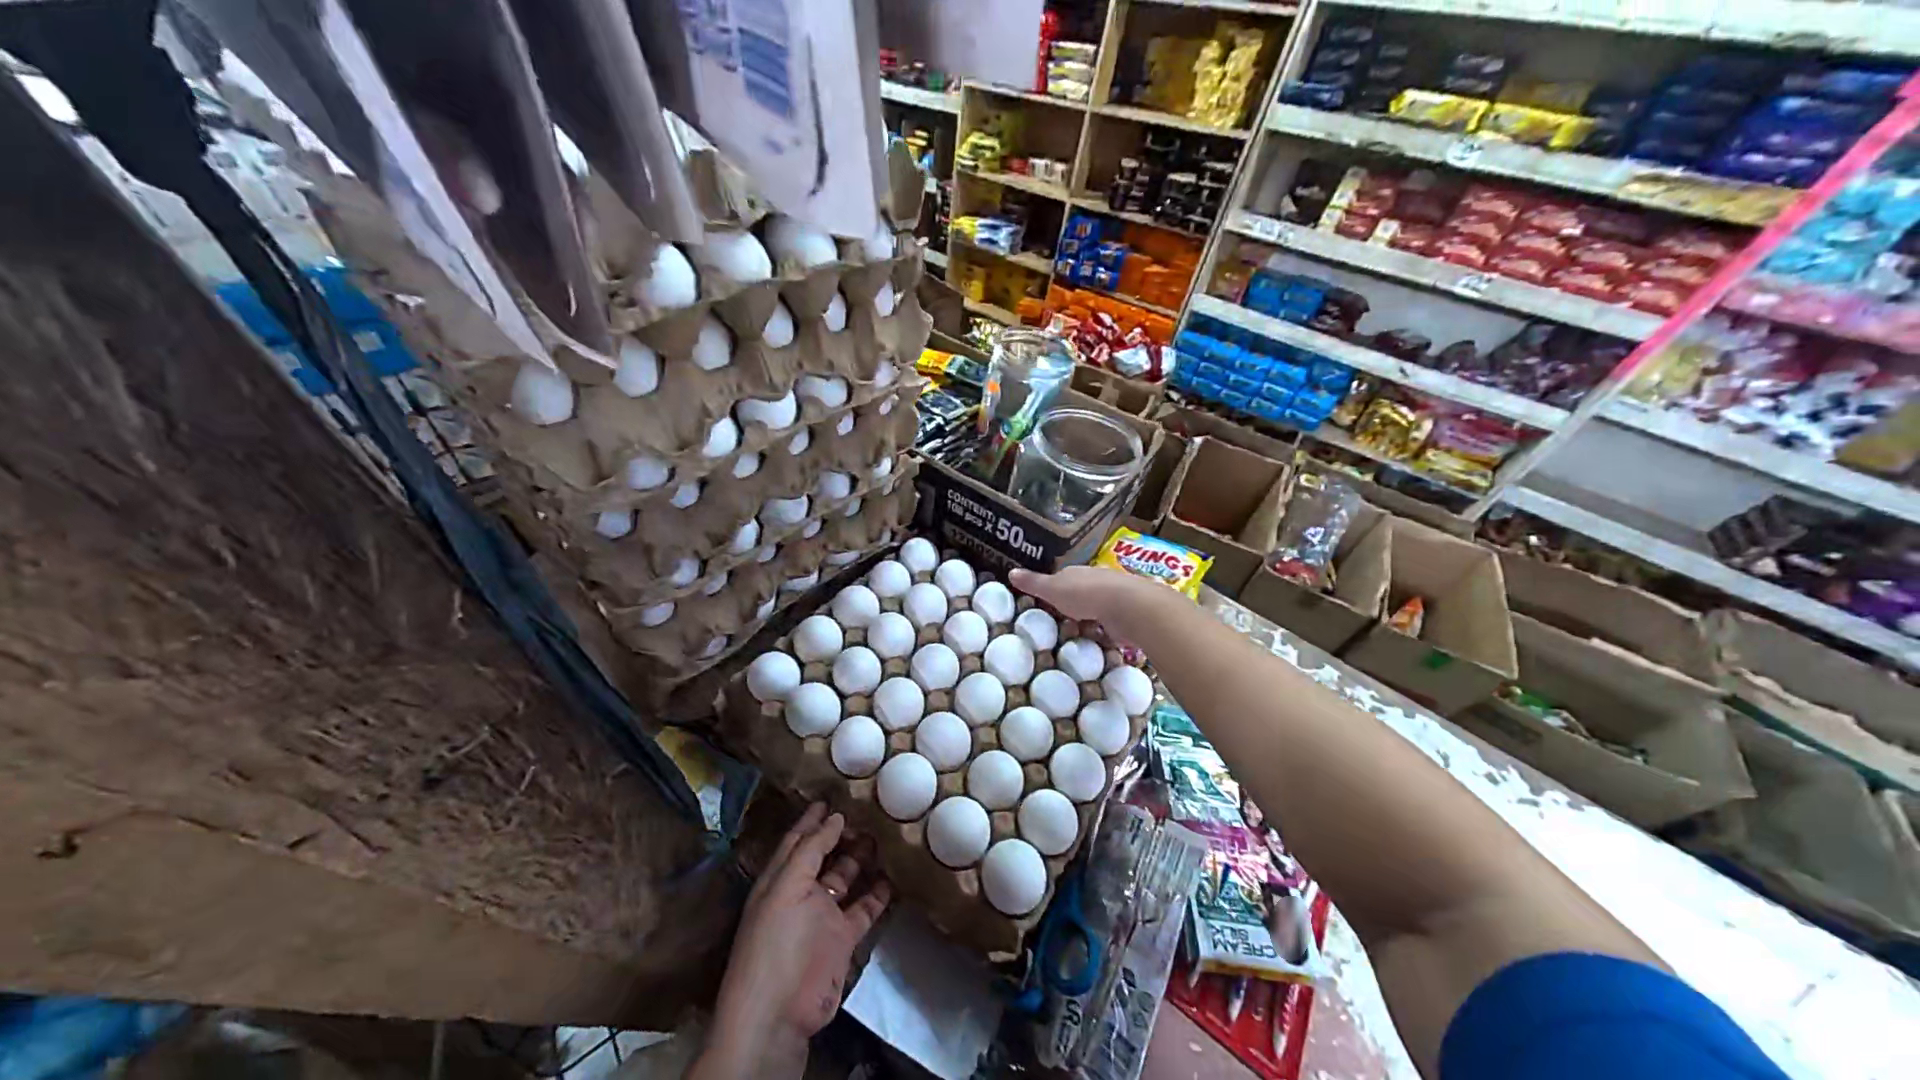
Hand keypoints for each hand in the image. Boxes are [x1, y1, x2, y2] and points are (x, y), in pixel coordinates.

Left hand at [693, 803, 890, 1079]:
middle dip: (842, 835)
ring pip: (845, 878)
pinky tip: (893, 876)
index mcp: (779, 879)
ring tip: (884, 835)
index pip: (797, 840)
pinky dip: (877, 893)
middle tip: (868, 812)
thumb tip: (833, 817)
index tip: (831, 797)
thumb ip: (810, 850)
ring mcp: (823, 916)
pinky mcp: (842, 938)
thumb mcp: (787, 886)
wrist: (778, 1012)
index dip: (812, 819)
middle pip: (823, 856)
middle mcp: (801, 893)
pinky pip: (863, 908)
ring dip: (861, 859)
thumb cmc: (776, 942)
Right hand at [1009, 565, 1166, 638]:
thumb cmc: (1085, 594)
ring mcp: (1115, 598)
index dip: (1055, 589)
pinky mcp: (1127, 616)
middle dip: (1074, 606)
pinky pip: (1111, 625)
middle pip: (1082, 593)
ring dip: (1091, 620)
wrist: (1128, 606)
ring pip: (1098, 609)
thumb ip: (1033, 583)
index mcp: (1078, 572)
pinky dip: (1105, 632)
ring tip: (1079, 637)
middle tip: (1062, 624)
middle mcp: (1097, 581)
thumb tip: (1011, 572)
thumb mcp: (1052, 589)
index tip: (1047, 602)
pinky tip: (1100, 642)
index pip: (1064, 578)